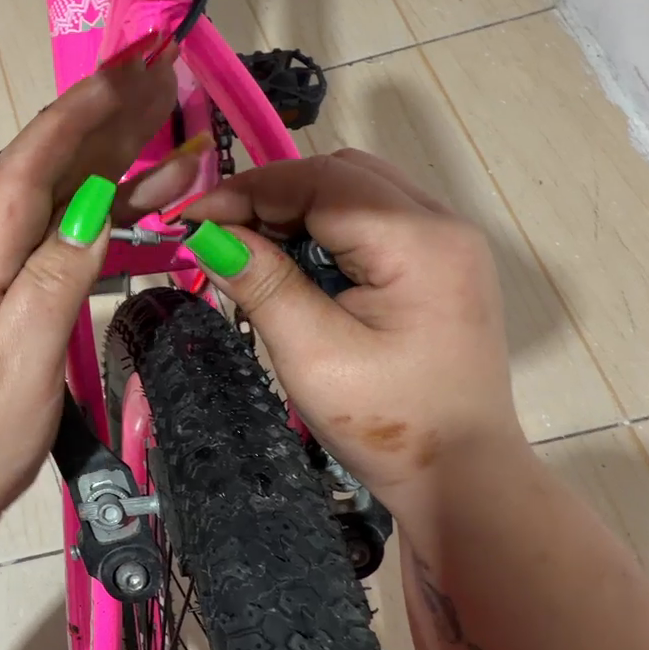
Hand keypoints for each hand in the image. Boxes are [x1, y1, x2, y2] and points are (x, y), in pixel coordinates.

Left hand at [0, 37, 198, 541]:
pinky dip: (109, 219)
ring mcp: (6, 284)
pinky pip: (68, 247)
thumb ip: (52, 286)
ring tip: (171, 122)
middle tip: (158, 73)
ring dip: (114, 161)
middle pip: (45, 176)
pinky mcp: (23, 305)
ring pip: (62, 207)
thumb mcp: (18, 368)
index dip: (72, 119)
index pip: (23, 174)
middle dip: (100, 121)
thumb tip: (92, 209)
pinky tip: (147, 200)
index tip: (122, 73)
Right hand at [181, 149, 524, 505]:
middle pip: (340, 174)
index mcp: (417, 242)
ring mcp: (445, 243)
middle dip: (269, 195)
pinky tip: (294, 267)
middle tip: (217, 237)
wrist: (459, 474)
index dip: (246, 191)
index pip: (319, 181)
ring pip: (354, 191)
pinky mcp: (437, 265)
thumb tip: (205, 236)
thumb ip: (261, 283)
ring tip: (249, 251)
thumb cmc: (385, 420)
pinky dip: (320, 229)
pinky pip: (369, 220)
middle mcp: (440, 224)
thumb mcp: (312, 354)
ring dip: (294, 210)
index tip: (189, 221)